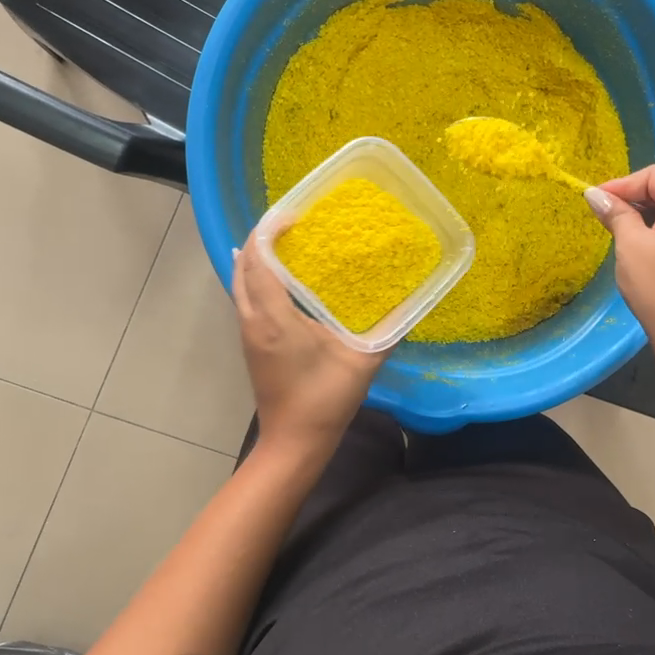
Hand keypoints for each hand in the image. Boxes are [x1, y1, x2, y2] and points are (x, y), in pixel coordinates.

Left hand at [231, 233, 387, 461]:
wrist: (293, 442)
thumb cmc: (325, 400)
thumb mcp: (363, 362)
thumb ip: (389, 329)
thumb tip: (414, 300)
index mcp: (274, 319)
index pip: (259, 259)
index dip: (271, 230)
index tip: (295, 213)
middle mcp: (253, 320)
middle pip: (243, 264)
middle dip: (262, 237)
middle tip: (294, 221)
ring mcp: (247, 332)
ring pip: (240, 281)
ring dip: (257, 256)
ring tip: (289, 241)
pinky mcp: (251, 343)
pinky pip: (245, 297)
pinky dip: (257, 276)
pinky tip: (284, 277)